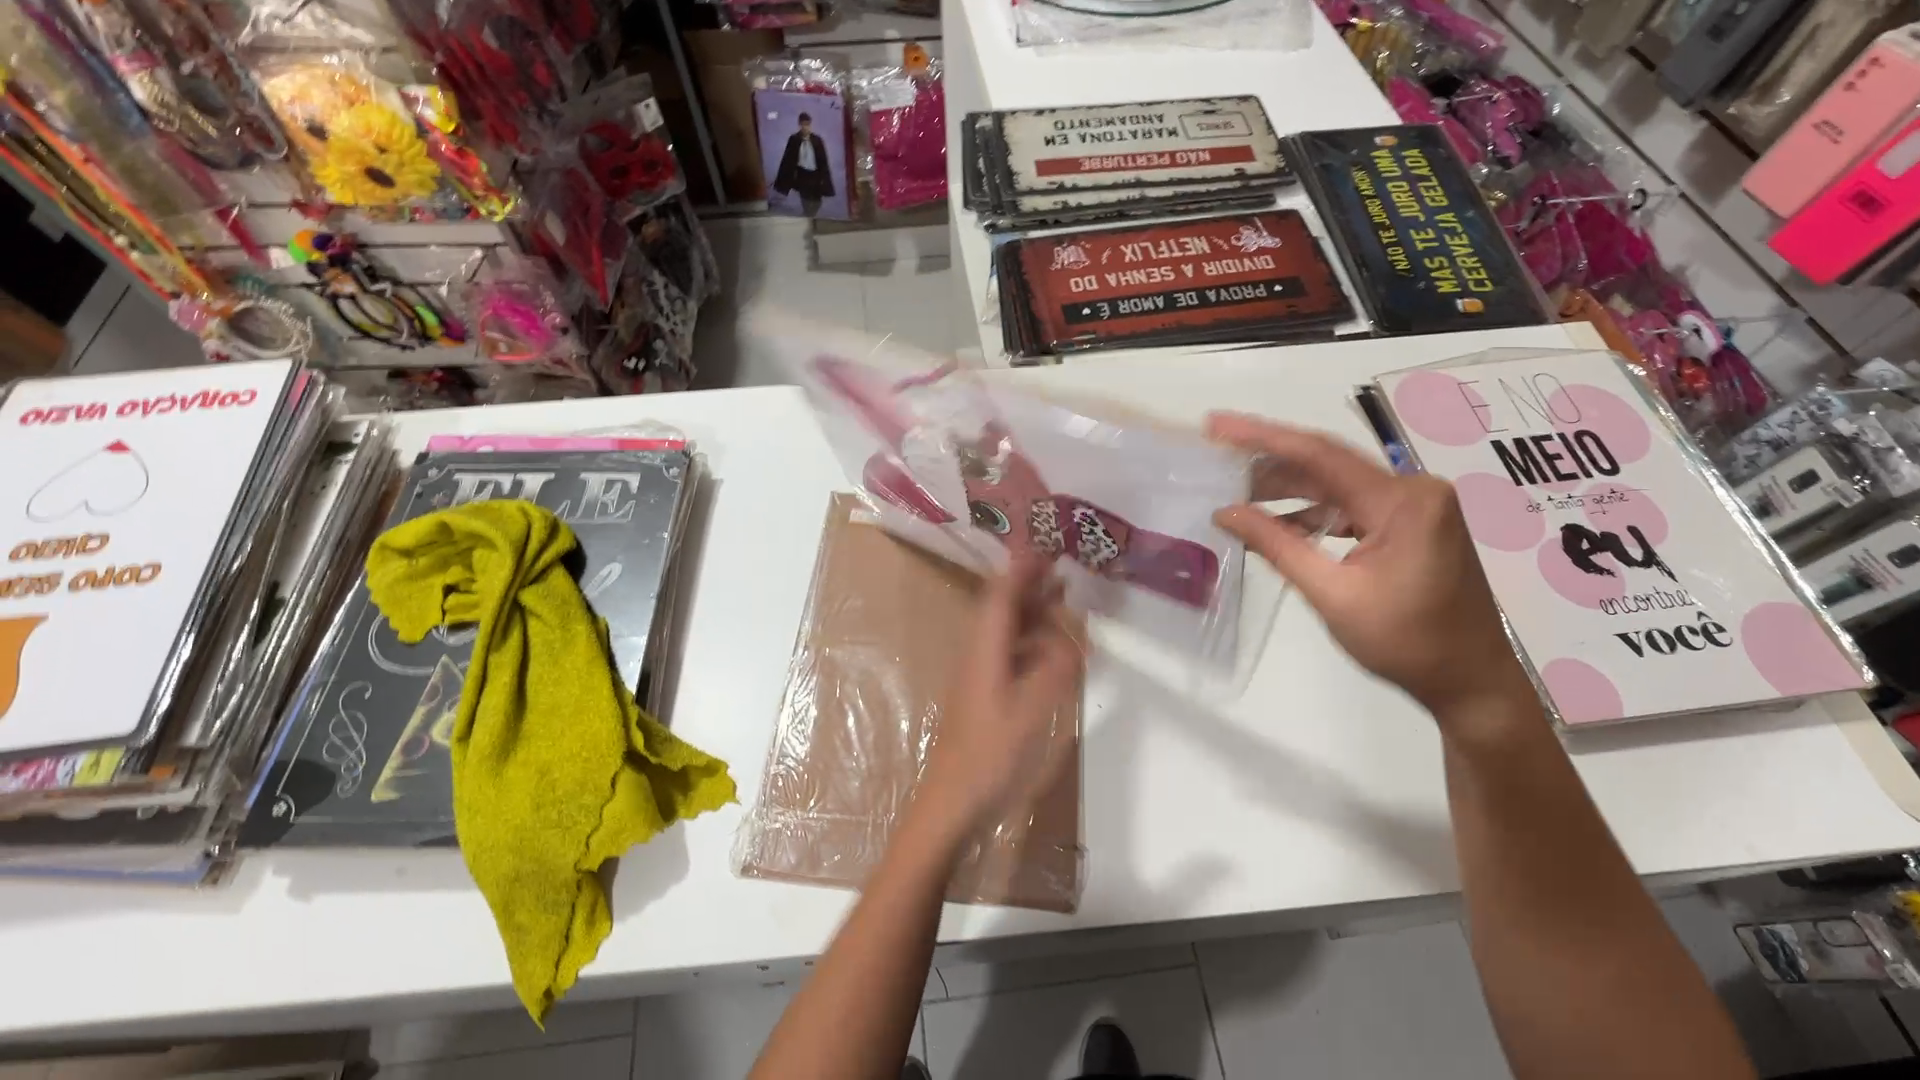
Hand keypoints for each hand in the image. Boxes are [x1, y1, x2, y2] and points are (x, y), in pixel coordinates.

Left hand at [918, 554, 1082, 834]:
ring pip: (1006, 632)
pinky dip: (1033, 643)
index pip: (1001, 593)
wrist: (952, 802)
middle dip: (1030, 585)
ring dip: (1033, 613)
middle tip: (1063, 568)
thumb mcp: (1033, 709)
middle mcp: (978, 654)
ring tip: (1063, 600)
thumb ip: (1056, 668)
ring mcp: (980, 676)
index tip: (1047, 546)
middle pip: (1002, 607)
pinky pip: (1010, 655)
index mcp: (984, 648)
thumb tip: (1074, 639)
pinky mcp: (985, 697)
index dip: (1022, 567)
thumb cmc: (990, 754)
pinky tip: (1053, 653)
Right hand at [1208, 413, 1535, 731]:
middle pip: (1328, 465)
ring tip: (1235, 492)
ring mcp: (1417, 506)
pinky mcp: (1412, 525)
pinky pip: (1353, 506)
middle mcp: (1415, 490)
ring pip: (1338, 486)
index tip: (1216, 425)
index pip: (1320, 455)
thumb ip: (1278, 546)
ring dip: (1289, 491)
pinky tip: (1277, 523)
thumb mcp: (1332, 595)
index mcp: (1403, 501)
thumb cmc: (1407, 643)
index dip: (1261, 437)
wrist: (1470, 681)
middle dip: (1269, 463)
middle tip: (1216, 458)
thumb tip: (1226, 512)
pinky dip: (1315, 513)